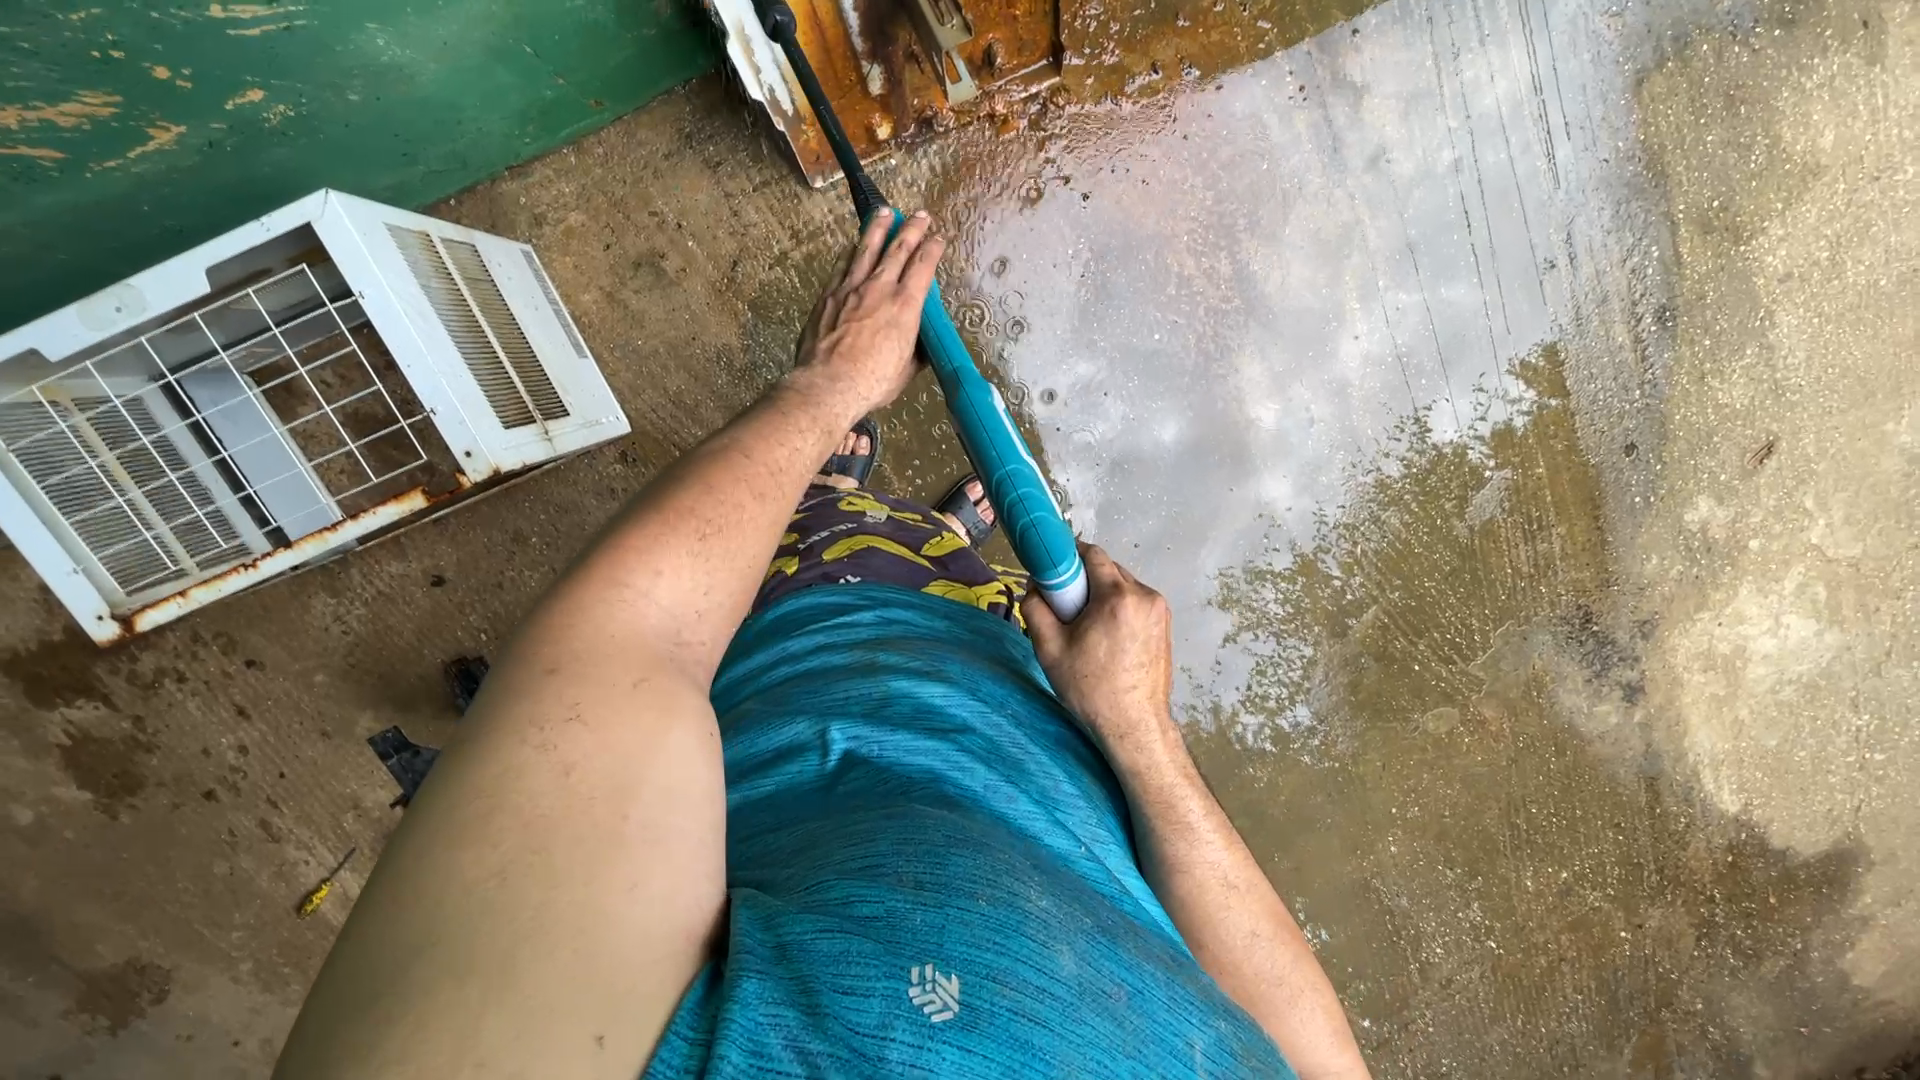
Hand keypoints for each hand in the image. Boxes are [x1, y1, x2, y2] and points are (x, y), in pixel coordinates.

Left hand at [791, 208, 944, 417]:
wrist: (829, 385)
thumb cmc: (872, 382)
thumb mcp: (906, 369)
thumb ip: (915, 351)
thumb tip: (921, 346)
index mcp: (905, 307)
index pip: (923, 267)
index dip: (933, 249)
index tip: (939, 238)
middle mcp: (879, 289)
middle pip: (898, 249)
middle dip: (912, 228)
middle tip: (921, 214)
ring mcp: (851, 289)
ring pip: (867, 248)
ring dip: (878, 227)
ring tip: (885, 211)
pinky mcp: (828, 295)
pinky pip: (842, 265)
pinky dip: (850, 251)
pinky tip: (852, 244)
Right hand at [1022, 543, 1175, 752]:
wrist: (1134, 725)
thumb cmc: (1090, 689)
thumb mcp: (1049, 648)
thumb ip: (1035, 608)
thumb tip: (1034, 587)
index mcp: (1117, 597)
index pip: (1093, 554)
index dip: (1069, 555)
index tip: (1054, 571)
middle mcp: (1145, 596)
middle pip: (1108, 569)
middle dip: (1084, 579)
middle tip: (1066, 606)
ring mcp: (1160, 611)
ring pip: (1123, 586)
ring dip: (1102, 595)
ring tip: (1087, 627)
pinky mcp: (1165, 626)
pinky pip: (1135, 603)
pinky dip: (1118, 609)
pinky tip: (1106, 637)